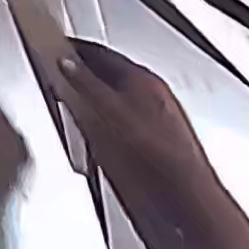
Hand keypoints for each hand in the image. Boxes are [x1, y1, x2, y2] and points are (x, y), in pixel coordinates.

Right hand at [58, 41, 220, 219]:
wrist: (188, 200)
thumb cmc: (155, 153)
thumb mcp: (106, 110)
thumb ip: (83, 82)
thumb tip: (66, 63)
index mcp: (143, 78)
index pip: (101, 52)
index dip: (77, 49)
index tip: (60, 48)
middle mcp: (155, 94)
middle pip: (111, 74)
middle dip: (85, 74)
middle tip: (63, 75)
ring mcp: (161, 117)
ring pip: (119, 97)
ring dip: (97, 97)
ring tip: (77, 103)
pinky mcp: (162, 140)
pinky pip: (127, 118)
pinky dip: (109, 118)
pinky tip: (101, 132)